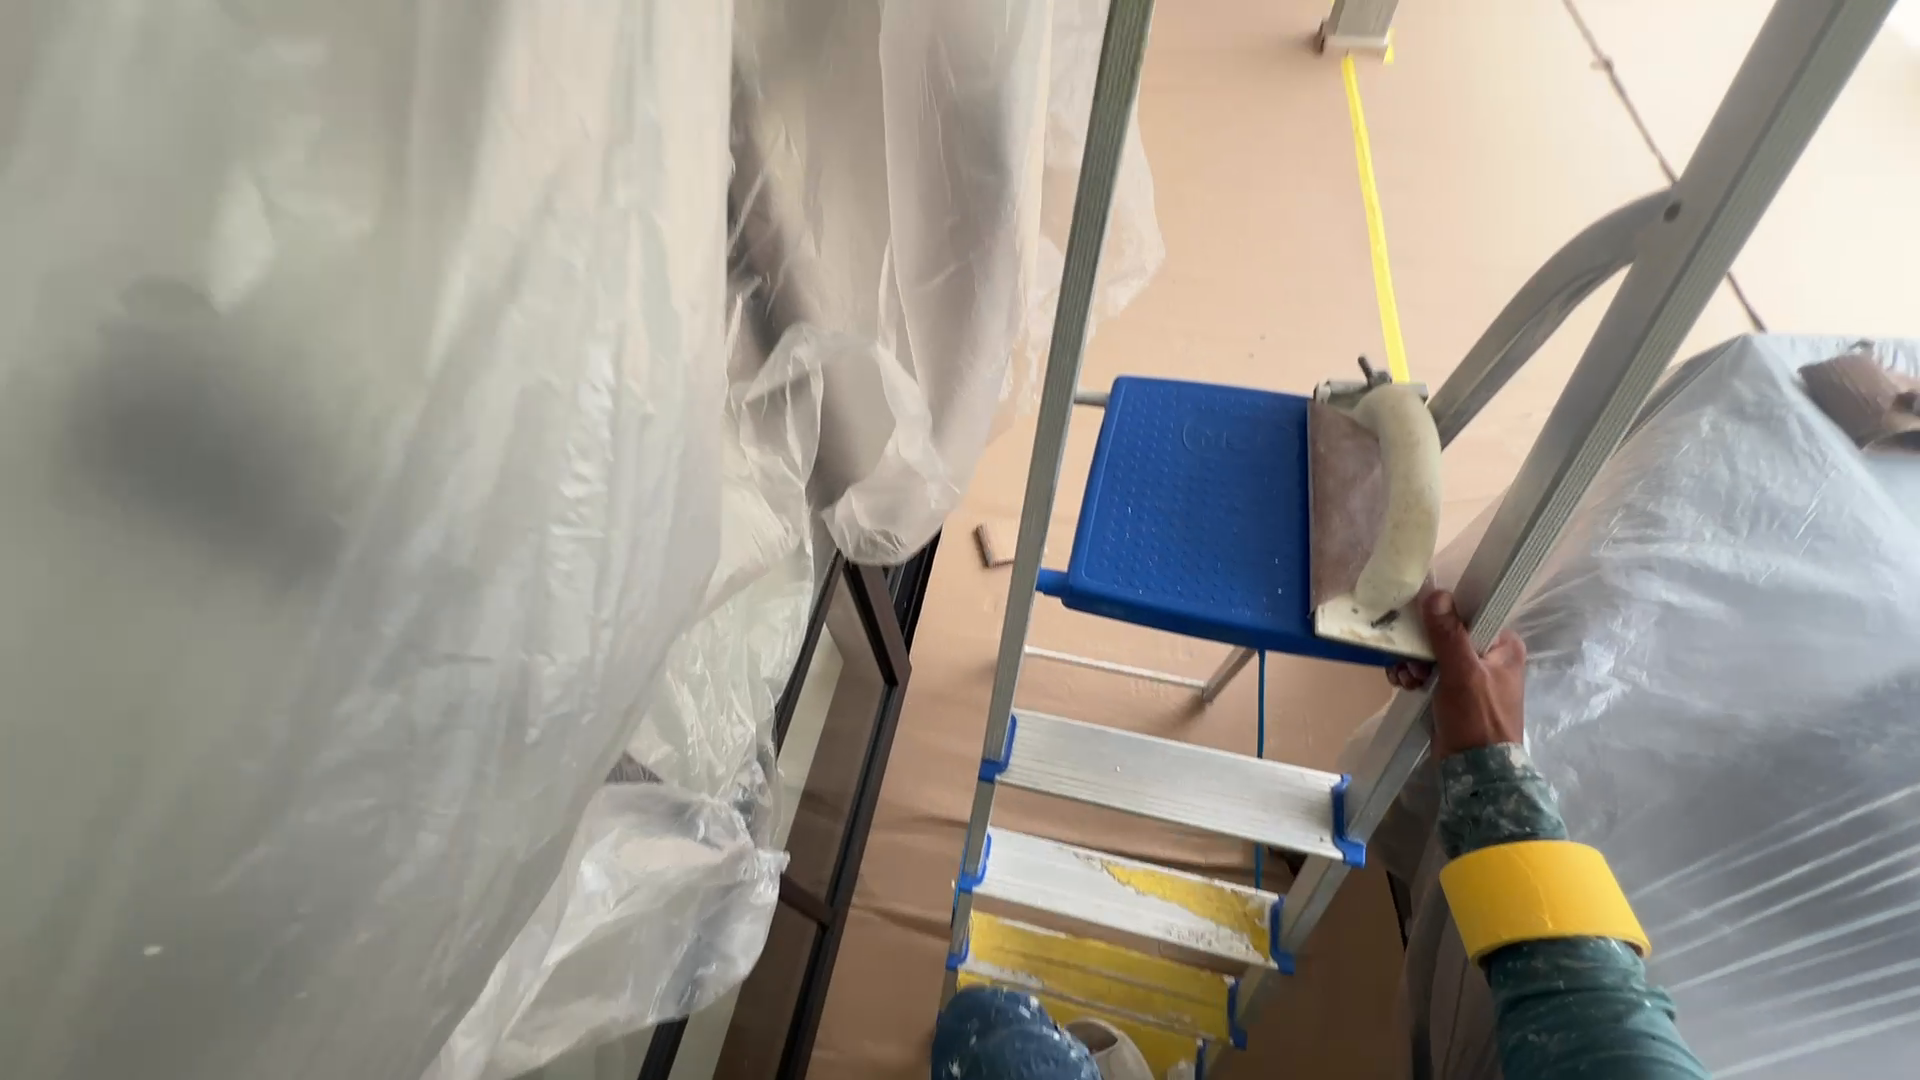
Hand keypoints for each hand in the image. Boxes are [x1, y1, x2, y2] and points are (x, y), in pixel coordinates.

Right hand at [1385, 590, 1526, 757]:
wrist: (1475, 768)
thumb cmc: (1477, 718)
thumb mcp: (1462, 673)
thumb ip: (1449, 635)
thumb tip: (1435, 594)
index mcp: (1503, 646)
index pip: (1470, 615)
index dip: (1441, 617)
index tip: (1419, 628)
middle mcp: (1488, 656)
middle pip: (1444, 633)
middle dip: (1420, 647)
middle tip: (1411, 663)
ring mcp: (1469, 674)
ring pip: (1430, 652)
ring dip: (1411, 662)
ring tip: (1407, 679)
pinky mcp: (1452, 691)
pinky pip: (1424, 671)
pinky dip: (1410, 675)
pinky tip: (1403, 685)